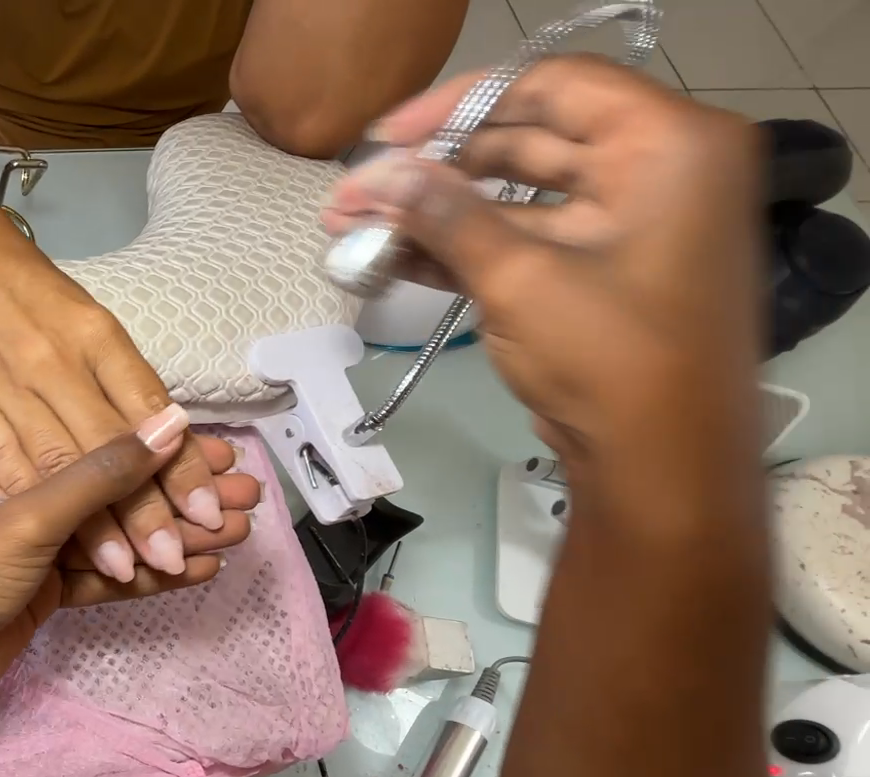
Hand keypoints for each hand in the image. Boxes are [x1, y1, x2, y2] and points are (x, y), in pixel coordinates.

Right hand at [0, 213, 225, 585]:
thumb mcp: (79, 318)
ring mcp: (9, 382)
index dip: (180, 463)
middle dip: (148, 507)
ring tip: (134, 565)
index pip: (149, 409)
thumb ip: (115, 377)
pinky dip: (36, 504)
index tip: (209, 510)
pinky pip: (5, 460)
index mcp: (97, 336)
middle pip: (111, 446)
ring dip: (100, 520)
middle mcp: (59, 361)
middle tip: (177, 556)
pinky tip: (60, 542)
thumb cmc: (15, 287)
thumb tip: (163, 432)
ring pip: (62, 462)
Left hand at [0, 406, 260, 720]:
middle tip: (248, 503)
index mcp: (16, 464)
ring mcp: (41, 547)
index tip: (224, 461)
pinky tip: (196, 571)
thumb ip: (100, 475)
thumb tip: (172, 422)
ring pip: (120, 537)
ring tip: (237, 536)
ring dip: (176, 539)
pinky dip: (151, 576)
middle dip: (183, 500)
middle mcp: (31, 499)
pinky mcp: (48, 590)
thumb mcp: (28, 520)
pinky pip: (108, 577)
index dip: (167, 457)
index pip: (104, 449)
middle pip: (120, 494)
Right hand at [319, 56, 762, 468]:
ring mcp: (612, 224)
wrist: (653, 449)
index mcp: (664, 145)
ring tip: (350, 228)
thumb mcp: (519, 277)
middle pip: (521, 143)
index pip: (552, 89)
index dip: (460, 104)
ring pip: (505, 198)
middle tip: (351, 195)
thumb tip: (376, 176)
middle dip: (428, 171)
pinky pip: (508, 241)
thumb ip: (446, 218)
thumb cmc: (607, 353)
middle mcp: (646, 170)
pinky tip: (386, 258)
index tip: (383, 137)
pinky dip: (449, 249)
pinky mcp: (582, 269)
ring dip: (427, 215)